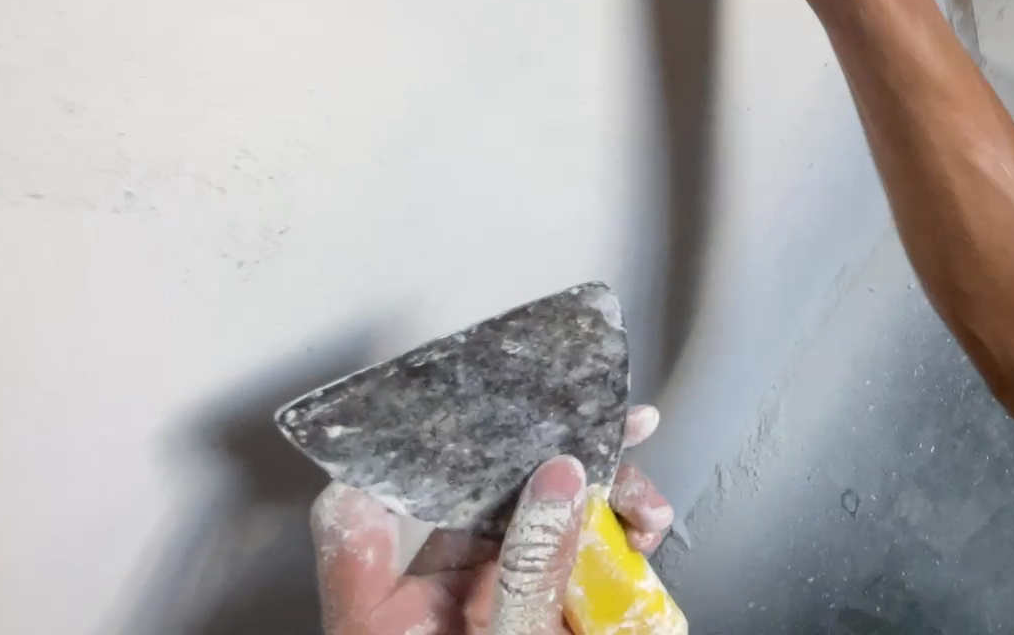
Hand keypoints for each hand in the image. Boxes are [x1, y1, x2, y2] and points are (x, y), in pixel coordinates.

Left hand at [310, 405, 673, 634]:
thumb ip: (529, 572)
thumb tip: (563, 473)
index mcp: (389, 619)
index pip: (364, 520)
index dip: (391, 454)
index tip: (444, 401)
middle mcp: (439, 595)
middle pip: (486, 494)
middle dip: (563, 453)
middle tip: (621, 425)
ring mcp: (498, 595)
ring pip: (548, 508)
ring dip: (608, 489)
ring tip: (648, 501)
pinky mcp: (547, 601)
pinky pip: (582, 543)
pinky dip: (621, 524)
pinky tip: (649, 524)